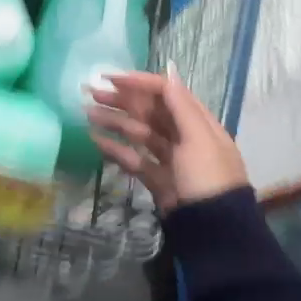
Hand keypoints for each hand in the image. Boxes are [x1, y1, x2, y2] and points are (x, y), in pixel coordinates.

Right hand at [87, 70, 249, 211]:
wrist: (213, 227)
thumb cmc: (207, 176)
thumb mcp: (199, 138)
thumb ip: (181, 106)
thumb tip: (168, 73)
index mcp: (197, 123)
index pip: (166, 93)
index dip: (139, 83)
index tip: (110, 79)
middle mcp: (183, 136)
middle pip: (149, 111)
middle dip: (121, 100)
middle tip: (91, 93)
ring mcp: (169, 158)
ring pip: (137, 133)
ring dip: (114, 121)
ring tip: (87, 114)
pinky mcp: (156, 178)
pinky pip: (133, 158)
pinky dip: (115, 148)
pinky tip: (95, 140)